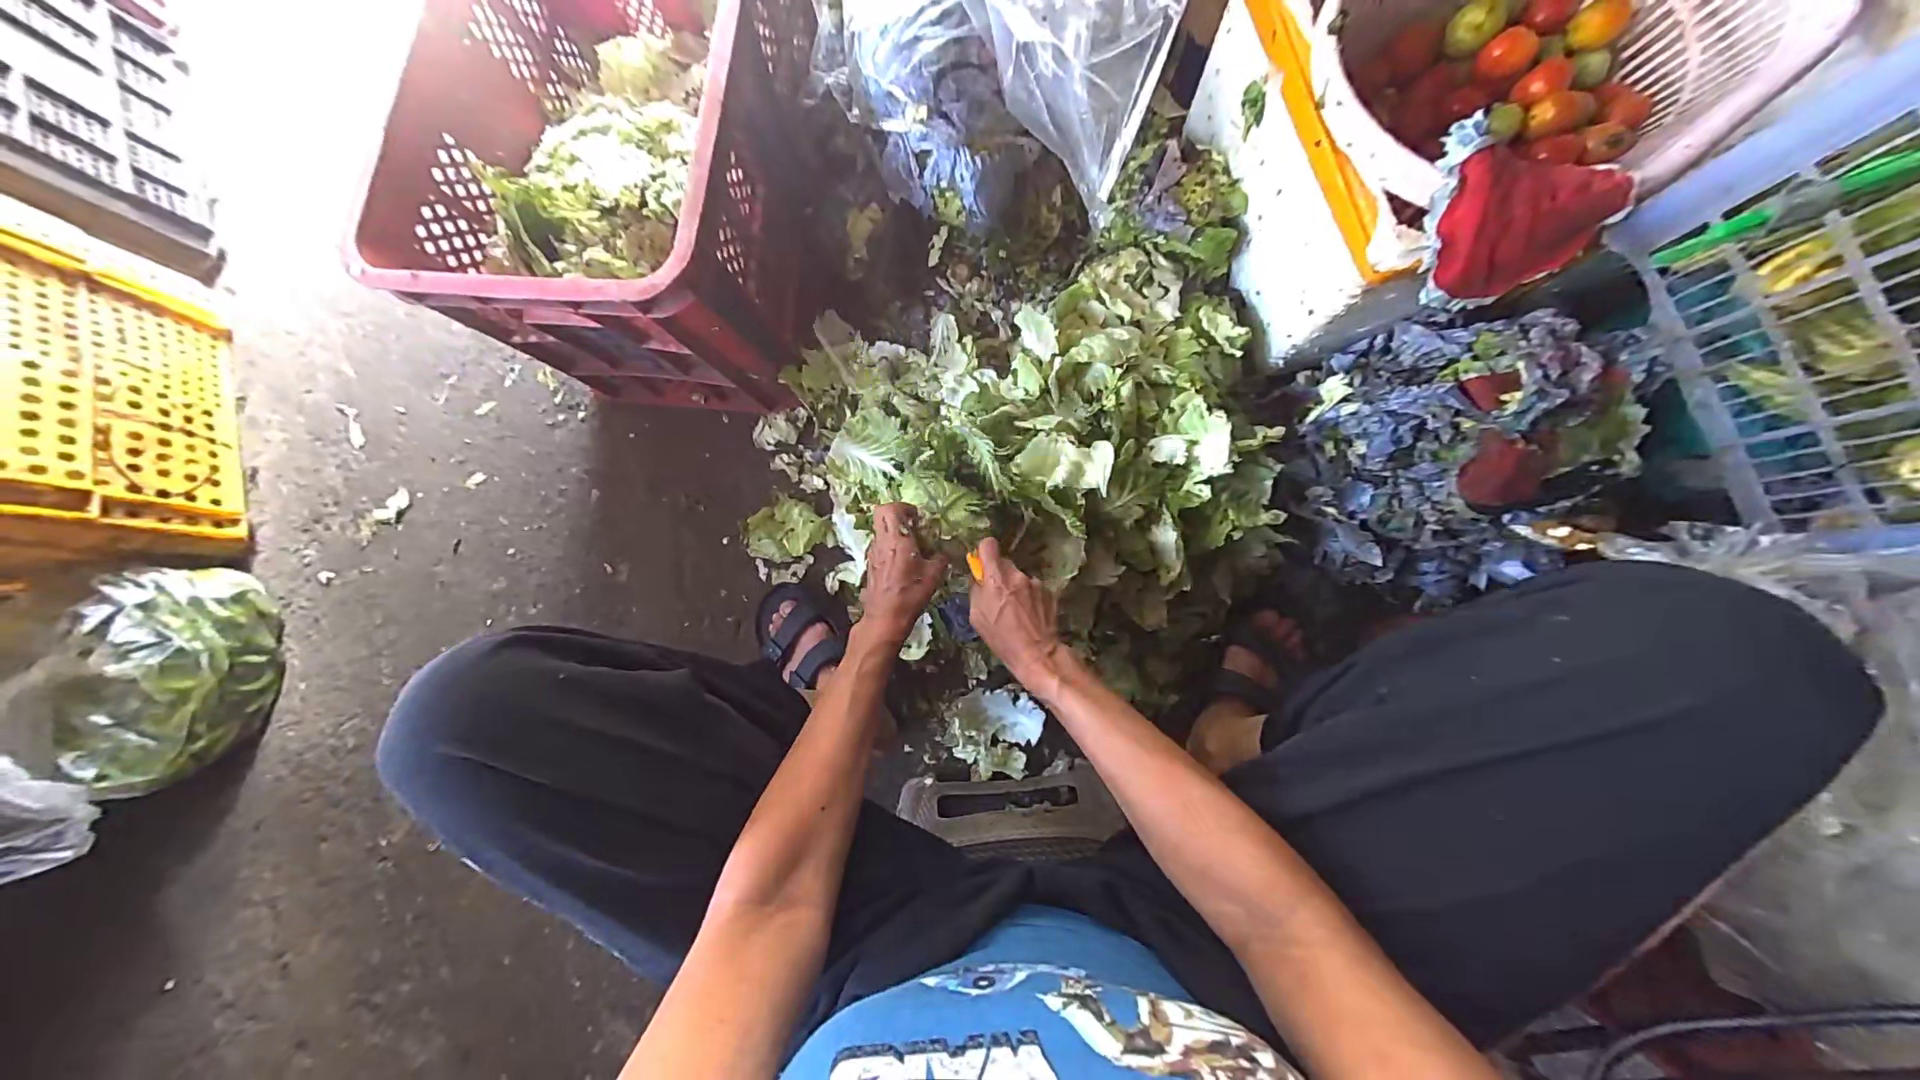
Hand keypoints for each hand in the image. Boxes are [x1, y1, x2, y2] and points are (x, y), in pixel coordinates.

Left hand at [859, 503, 948, 643]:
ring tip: (911, 546)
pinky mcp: (871, 564)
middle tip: (913, 526)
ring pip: (880, 530)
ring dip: (894, 532)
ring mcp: (873, 552)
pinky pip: (880, 545)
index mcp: (896, 539)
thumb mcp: (934, 575)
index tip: (917, 517)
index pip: (890, 508)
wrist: (885, 617)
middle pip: (881, 514)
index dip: (904, 507)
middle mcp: (881, 542)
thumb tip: (944, 551)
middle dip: (897, 515)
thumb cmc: (910, 594)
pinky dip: (891, 546)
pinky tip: (903, 562)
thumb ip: (940, 557)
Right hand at [968, 538, 1069, 686]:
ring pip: (1019, 577)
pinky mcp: (1048, 591)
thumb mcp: (977, 617)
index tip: (982, 563)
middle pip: (1004, 563)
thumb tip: (979, 579)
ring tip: (1016, 610)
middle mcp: (1017, 575)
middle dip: (999, 575)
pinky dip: (1030, 596)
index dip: (984, 551)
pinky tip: (1030, 614)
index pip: (988, 545)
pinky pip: (1033, 588)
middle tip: (998, 595)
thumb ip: (977, 591)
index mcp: (996, 579)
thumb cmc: (1001, 638)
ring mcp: (1035, 582)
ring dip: (1016, 587)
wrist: (1037, 653)